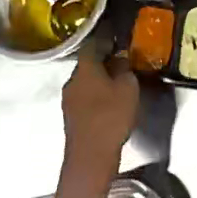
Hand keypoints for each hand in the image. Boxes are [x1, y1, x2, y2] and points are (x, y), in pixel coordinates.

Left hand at [60, 42, 139, 185]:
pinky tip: (107, 106)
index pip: (92, 45)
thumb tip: (121, 60)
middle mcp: (72, 79)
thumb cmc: (111, 117)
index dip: (104, 40)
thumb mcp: (128, 89)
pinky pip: (84, 99)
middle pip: (87, 64)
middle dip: (103, 63)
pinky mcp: (70, 117)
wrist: (90, 157)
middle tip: (120, 65)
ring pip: (85, 83)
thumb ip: (125, 71)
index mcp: (84, 68)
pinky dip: (95, 98)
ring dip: (98, 82)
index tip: (116, 40)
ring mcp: (68, 99)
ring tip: (116, 87)